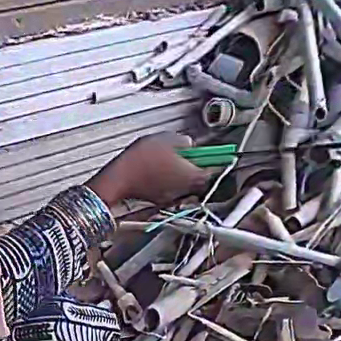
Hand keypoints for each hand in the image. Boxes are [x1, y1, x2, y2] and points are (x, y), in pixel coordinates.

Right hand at [86, 134, 206, 208]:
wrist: (119, 180)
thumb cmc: (139, 162)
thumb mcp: (163, 140)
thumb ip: (182, 141)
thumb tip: (188, 144)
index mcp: (190, 174)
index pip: (214, 169)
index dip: (217, 160)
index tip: (221, 155)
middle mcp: (184, 188)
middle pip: (201, 181)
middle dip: (201, 169)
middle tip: (195, 157)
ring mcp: (172, 196)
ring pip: (187, 186)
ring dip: (186, 175)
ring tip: (175, 163)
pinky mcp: (160, 200)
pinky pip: (174, 190)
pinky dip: (173, 181)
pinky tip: (162, 172)